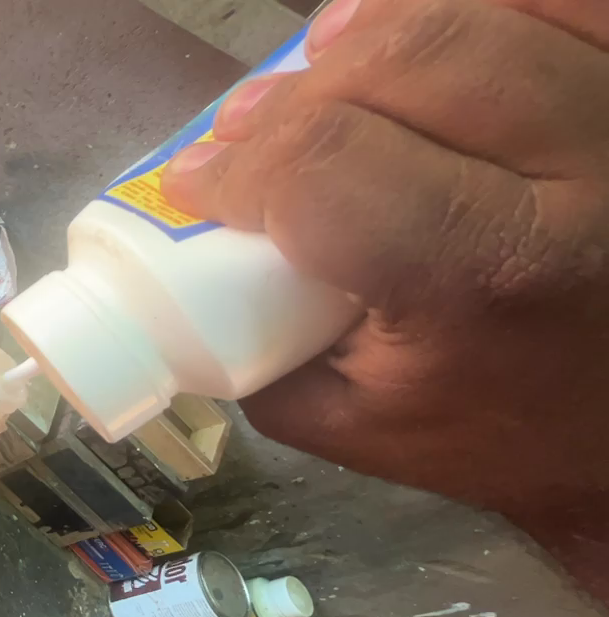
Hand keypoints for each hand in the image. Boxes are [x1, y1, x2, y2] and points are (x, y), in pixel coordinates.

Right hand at [162, 0, 608, 533]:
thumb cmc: (481, 432)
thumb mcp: (329, 419)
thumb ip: (249, 348)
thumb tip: (196, 267)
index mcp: (475, 274)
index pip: (321, 170)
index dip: (234, 165)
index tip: (188, 183)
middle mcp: (582, 173)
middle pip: (401, 65)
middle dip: (288, 96)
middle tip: (240, 128)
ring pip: (483, 12)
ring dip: (370, 31)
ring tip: (318, 61)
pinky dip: (476, 7)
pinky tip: (418, 33)